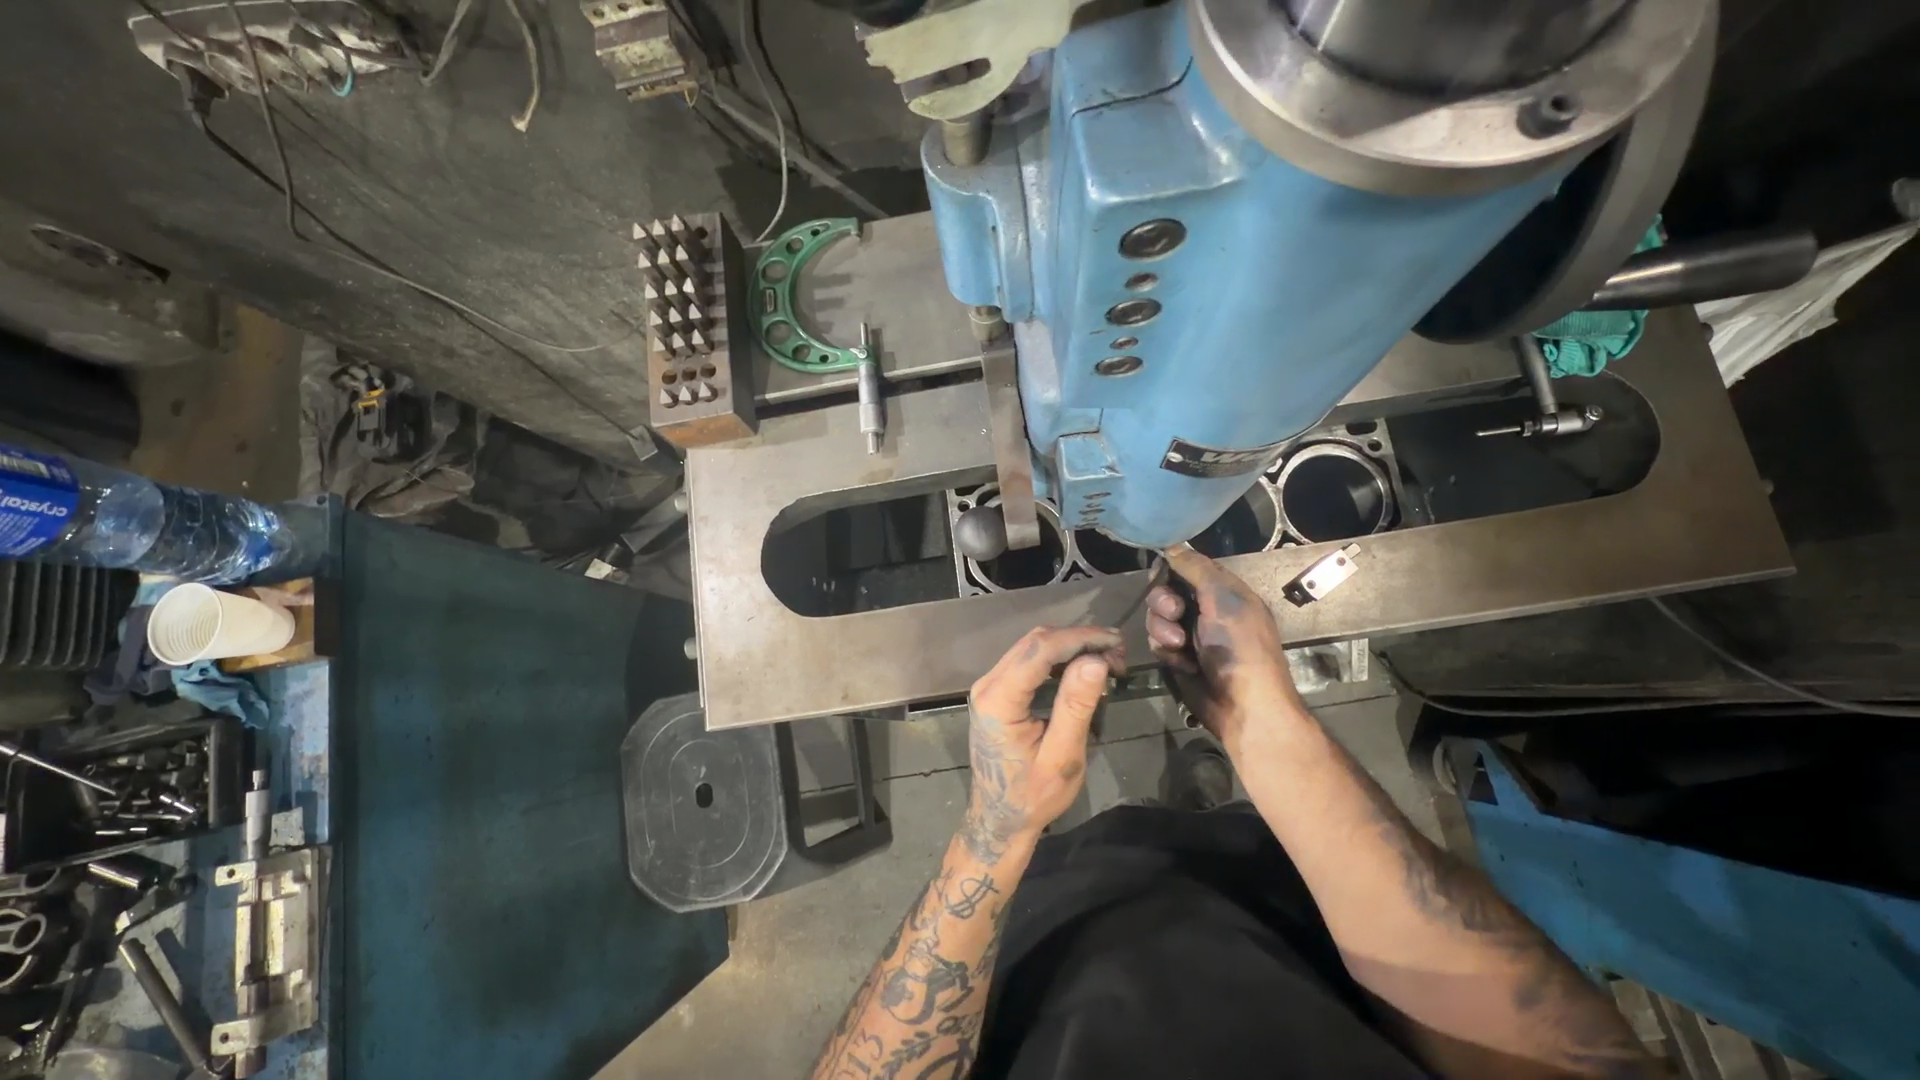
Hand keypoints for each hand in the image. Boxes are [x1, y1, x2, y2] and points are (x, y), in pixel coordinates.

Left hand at [960, 625, 1125, 861]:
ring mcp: (990, 686)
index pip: (1040, 650)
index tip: (1117, 643)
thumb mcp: (1062, 757)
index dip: (1080, 638)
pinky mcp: (998, 690)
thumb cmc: (1032, 795)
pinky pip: (1029, 661)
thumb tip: (1096, 661)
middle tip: (1120, 653)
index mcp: (998, 700)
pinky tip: (1085, 667)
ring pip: (1033, 647)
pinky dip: (1059, 657)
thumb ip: (1075, 706)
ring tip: (1109, 658)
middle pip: (1035, 642)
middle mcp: (988, 685)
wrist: (1000, 817)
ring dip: (1072, 646)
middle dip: (1080, 639)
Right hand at [1145, 544, 1301, 748]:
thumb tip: (1172, 546)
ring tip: (1180, 647)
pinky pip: (1157, 644)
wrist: (1243, 705)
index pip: (1189, 568)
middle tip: (1176, 614)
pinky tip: (1182, 664)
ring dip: (1164, 630)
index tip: (1161, 572)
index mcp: (1225, 593)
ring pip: (1157, 619)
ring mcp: (1192, 636)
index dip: (1172, 569)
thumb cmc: (1240, 647)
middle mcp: (1207, 611)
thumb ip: (1197, 569)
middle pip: (1166, 592)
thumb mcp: (1224, 600)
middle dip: (1164, 603)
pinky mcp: (1179, 660)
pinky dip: (1166, 652)